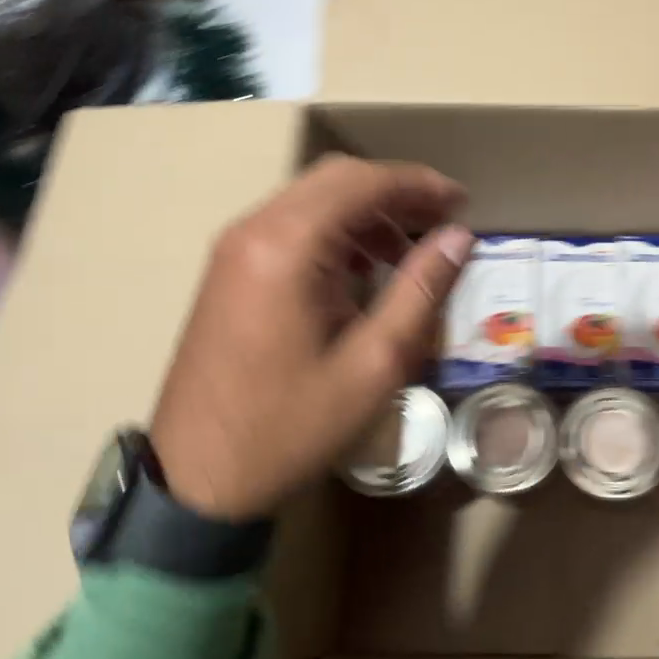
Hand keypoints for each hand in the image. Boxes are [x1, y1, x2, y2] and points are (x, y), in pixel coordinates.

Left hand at [149, 155, 470, 521]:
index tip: (463, 201)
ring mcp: (235, 249)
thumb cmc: (290, 426)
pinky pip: (291, 226)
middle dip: (394, 191)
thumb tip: (459, 236)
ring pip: (312, 199)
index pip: (363, 183)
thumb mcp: (373, 365)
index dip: (419, 184)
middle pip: (335, 179)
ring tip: (408, 251)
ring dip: (365, 211)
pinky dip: (335, 231)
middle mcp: (254, 230)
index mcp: (287, 247)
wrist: (196, 479)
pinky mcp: (230, 270)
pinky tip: (363, 270)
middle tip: (442, 220)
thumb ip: (420, 290)